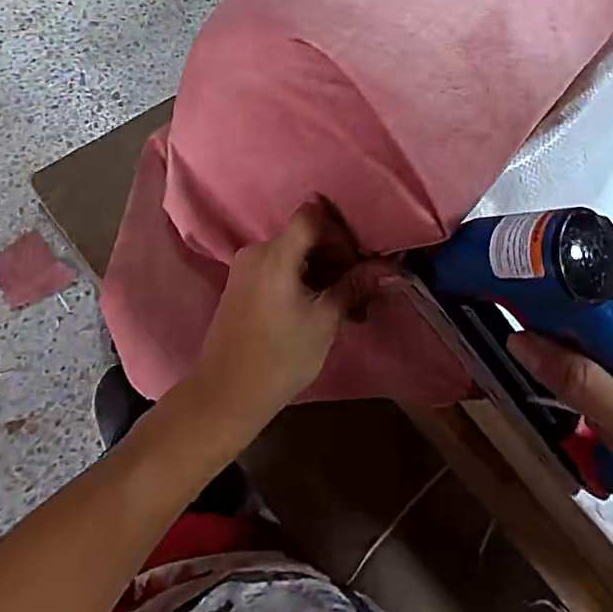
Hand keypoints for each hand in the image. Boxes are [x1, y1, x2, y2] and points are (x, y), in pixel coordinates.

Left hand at [189, 198, 391, 426]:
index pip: (313, 215)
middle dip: (337, 258)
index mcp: (274, 255)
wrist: (225, 396)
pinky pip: (280, 270)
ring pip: (295, 256)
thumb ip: (353, 287)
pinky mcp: (243, 286)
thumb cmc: (279, 358)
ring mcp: (246, 268)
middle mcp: (256, 252)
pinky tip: (321, 311)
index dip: (340, 231)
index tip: (359, 260)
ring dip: (323, 273)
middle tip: (362, 291)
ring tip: (347, 309)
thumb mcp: (324, 322)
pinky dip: (303, 281)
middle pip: (305, 236)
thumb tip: (387, 267)